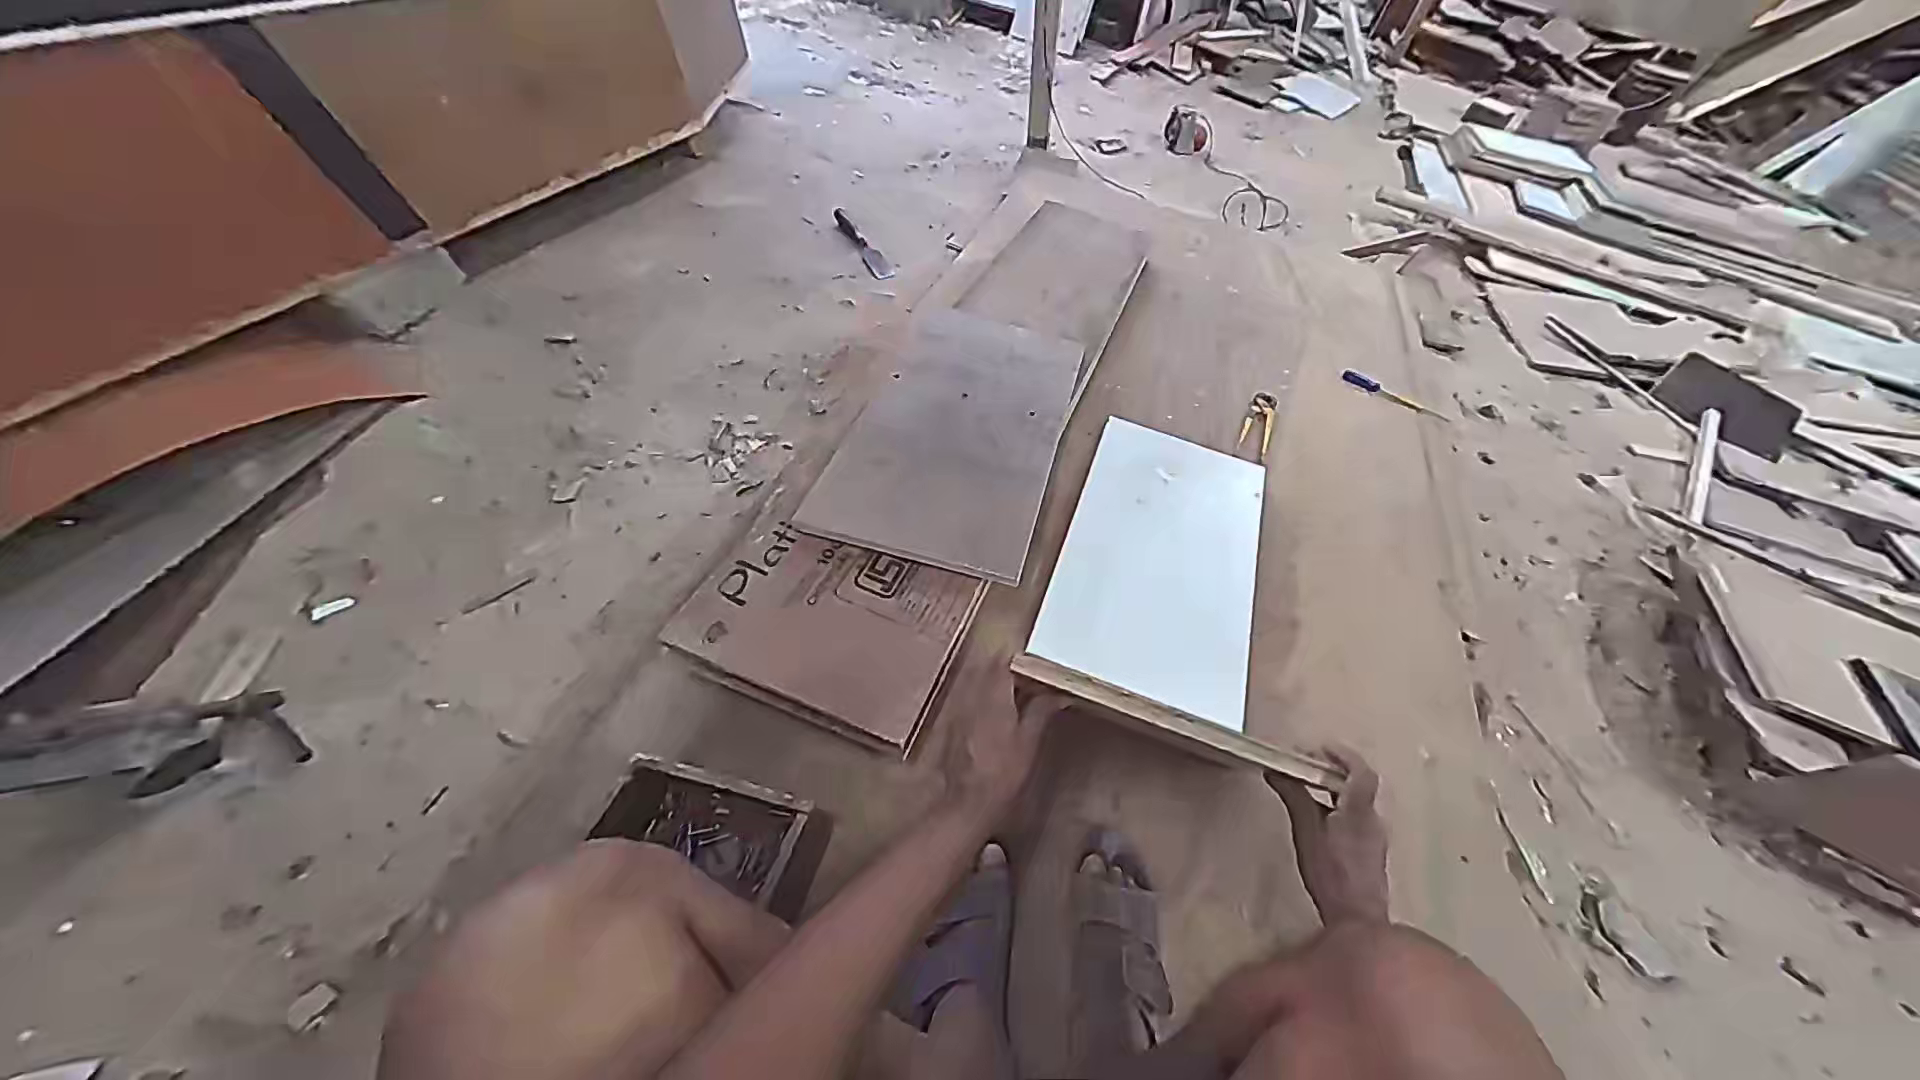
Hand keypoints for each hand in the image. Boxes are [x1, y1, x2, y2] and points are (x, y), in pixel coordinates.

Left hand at [941, 674, 1060, 822]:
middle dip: (1008, 668)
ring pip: (977, 681)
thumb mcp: (1029, 742)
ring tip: (1017, 695)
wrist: (967, 803)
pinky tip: (997, 713)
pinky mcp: (952, 722)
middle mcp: (972, 696)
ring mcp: (959, 708)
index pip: (1002, 661)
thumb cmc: (1003, 773)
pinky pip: (969, 697)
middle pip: (988, 668)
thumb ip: (1041, 711)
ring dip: (995, 681)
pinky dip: (984, 697)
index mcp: (993, 696)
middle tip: (1030, 679)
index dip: (1020, 659)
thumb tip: (1057, 693)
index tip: (1037, 664)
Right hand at [1265, 747, 1388, 924]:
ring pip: (1357, 800)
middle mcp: (1373, 820)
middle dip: (1332, 769)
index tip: (1318, 749)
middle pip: (1359, 784)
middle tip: (1304, 765)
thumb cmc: (1330, 874)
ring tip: (1306, 786)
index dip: (1343, 756)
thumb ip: (1295, 798)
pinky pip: (1356, 816)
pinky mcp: (1371, 851)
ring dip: (1334, 787)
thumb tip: (1276, 771)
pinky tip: (1318, 814)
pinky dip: (1338, 805)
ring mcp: (1375, 837)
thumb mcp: (1306, 832)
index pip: (1362, 772)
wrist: (1358, 920)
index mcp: (1360, 812)